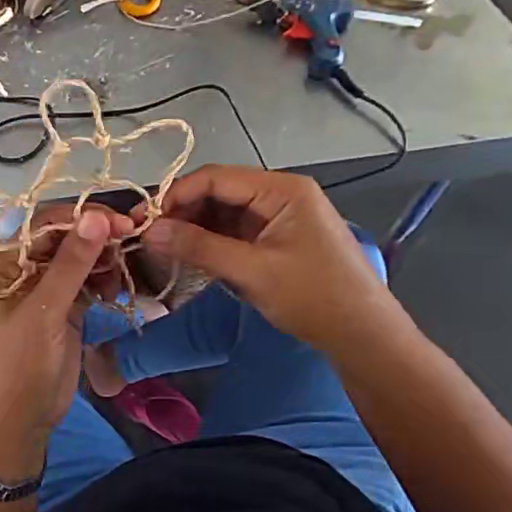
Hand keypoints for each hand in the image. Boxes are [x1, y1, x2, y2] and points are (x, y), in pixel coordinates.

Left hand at [0, 206, 131, 479]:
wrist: (19, 422)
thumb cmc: (21, 364)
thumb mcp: (46, 312)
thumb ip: (71, 263)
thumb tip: (96, 216)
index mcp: (7, 262)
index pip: (46, 223)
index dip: (82, 217)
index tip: (120, 222)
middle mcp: (26, 268)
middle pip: (66, 237)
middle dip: (98, 237)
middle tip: (131, 241)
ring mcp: (47, 288)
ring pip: (81, 257)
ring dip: (104, 260)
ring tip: (118, 278)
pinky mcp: (66, 307)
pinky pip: (89, 280)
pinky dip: (103, 280)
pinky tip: (113, 291)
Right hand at [138, 165, 408, 353]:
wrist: (363, 335)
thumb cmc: (313, 297)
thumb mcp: (252, 271)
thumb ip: (199, 247)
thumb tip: (149, 231)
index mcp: (282, 189)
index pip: (216, 177)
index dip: (177, 194)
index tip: (147, 221)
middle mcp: (281, 194)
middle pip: (219, 192)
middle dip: (184, 212)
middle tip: (150, 237)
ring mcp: (281, 217)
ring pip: (225, 213)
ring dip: (196, 228)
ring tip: (165, 248)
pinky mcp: (279, 239)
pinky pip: (237, 231)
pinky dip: (213, 242)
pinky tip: (192, 256)